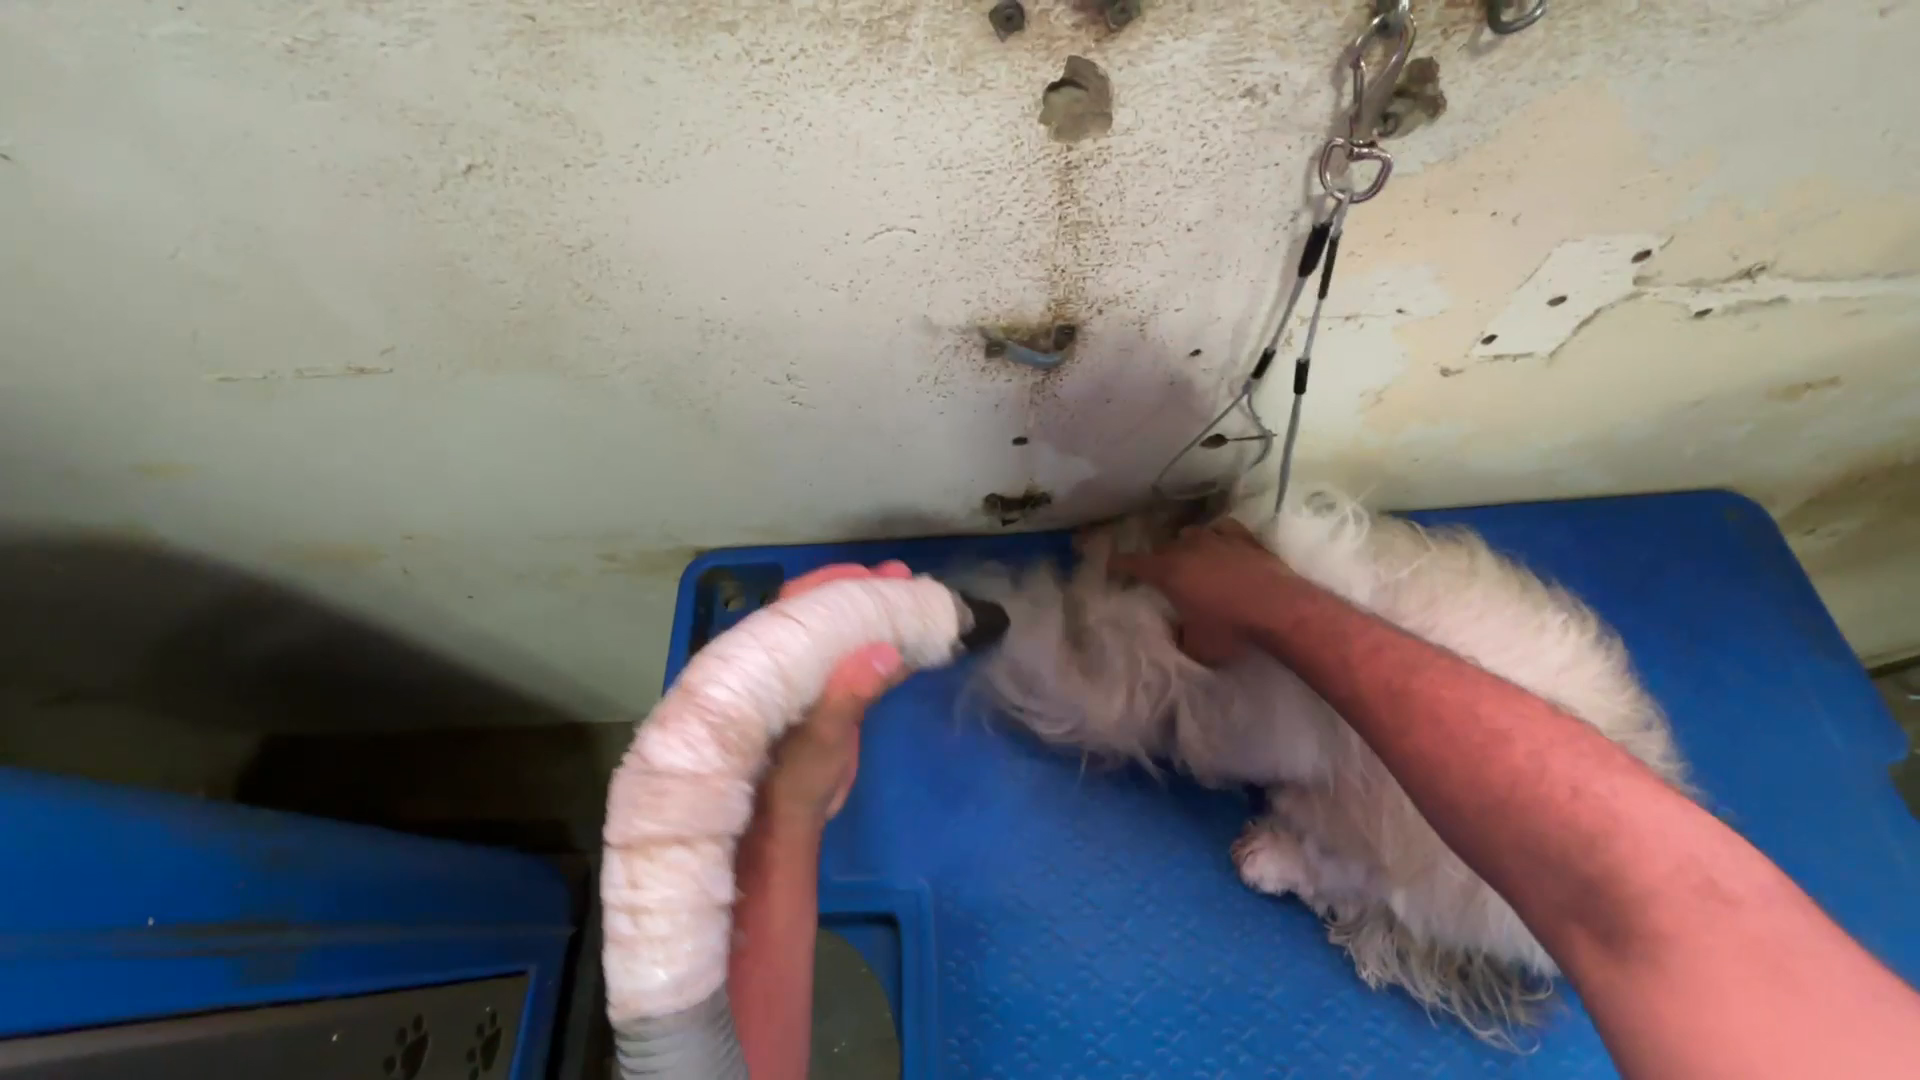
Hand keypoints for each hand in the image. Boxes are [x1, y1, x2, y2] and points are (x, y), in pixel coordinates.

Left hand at [756, 560, 912, 830]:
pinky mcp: (829, 701)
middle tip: (904, 580)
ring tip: (912, 597)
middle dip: (861, 594)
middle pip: (820, 615)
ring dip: (875, 616)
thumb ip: (844, 703)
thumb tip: (885, 653)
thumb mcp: (816, 750)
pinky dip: (881, 646)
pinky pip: (854, 661)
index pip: (796, 608)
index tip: (875, 574)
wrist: (784, 834)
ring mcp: (808, 682)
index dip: (834, 585)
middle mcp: (783, 665)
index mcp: (765, 666)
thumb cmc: (789, 793)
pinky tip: (906, 640)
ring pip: (839, 636)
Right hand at [1111, 519, 1293, 666]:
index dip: (1119, 565)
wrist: (1280, 609)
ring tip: (1191, 559)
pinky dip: (1217, 536)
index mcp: (1167, 571)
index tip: (1111, 566)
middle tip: (1160, 574)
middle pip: (1162, 548)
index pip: (1132, 563)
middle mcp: (1186, 548)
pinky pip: (1222, 529)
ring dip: (1186, 546)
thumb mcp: (1197, 647)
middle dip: (1157, 560)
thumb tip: (1178, 632)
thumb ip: (1181, 637)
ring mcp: (1216, 538)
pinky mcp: (1244, 537)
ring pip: (1191, 534)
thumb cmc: (1231, 628)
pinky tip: (1221, 545)